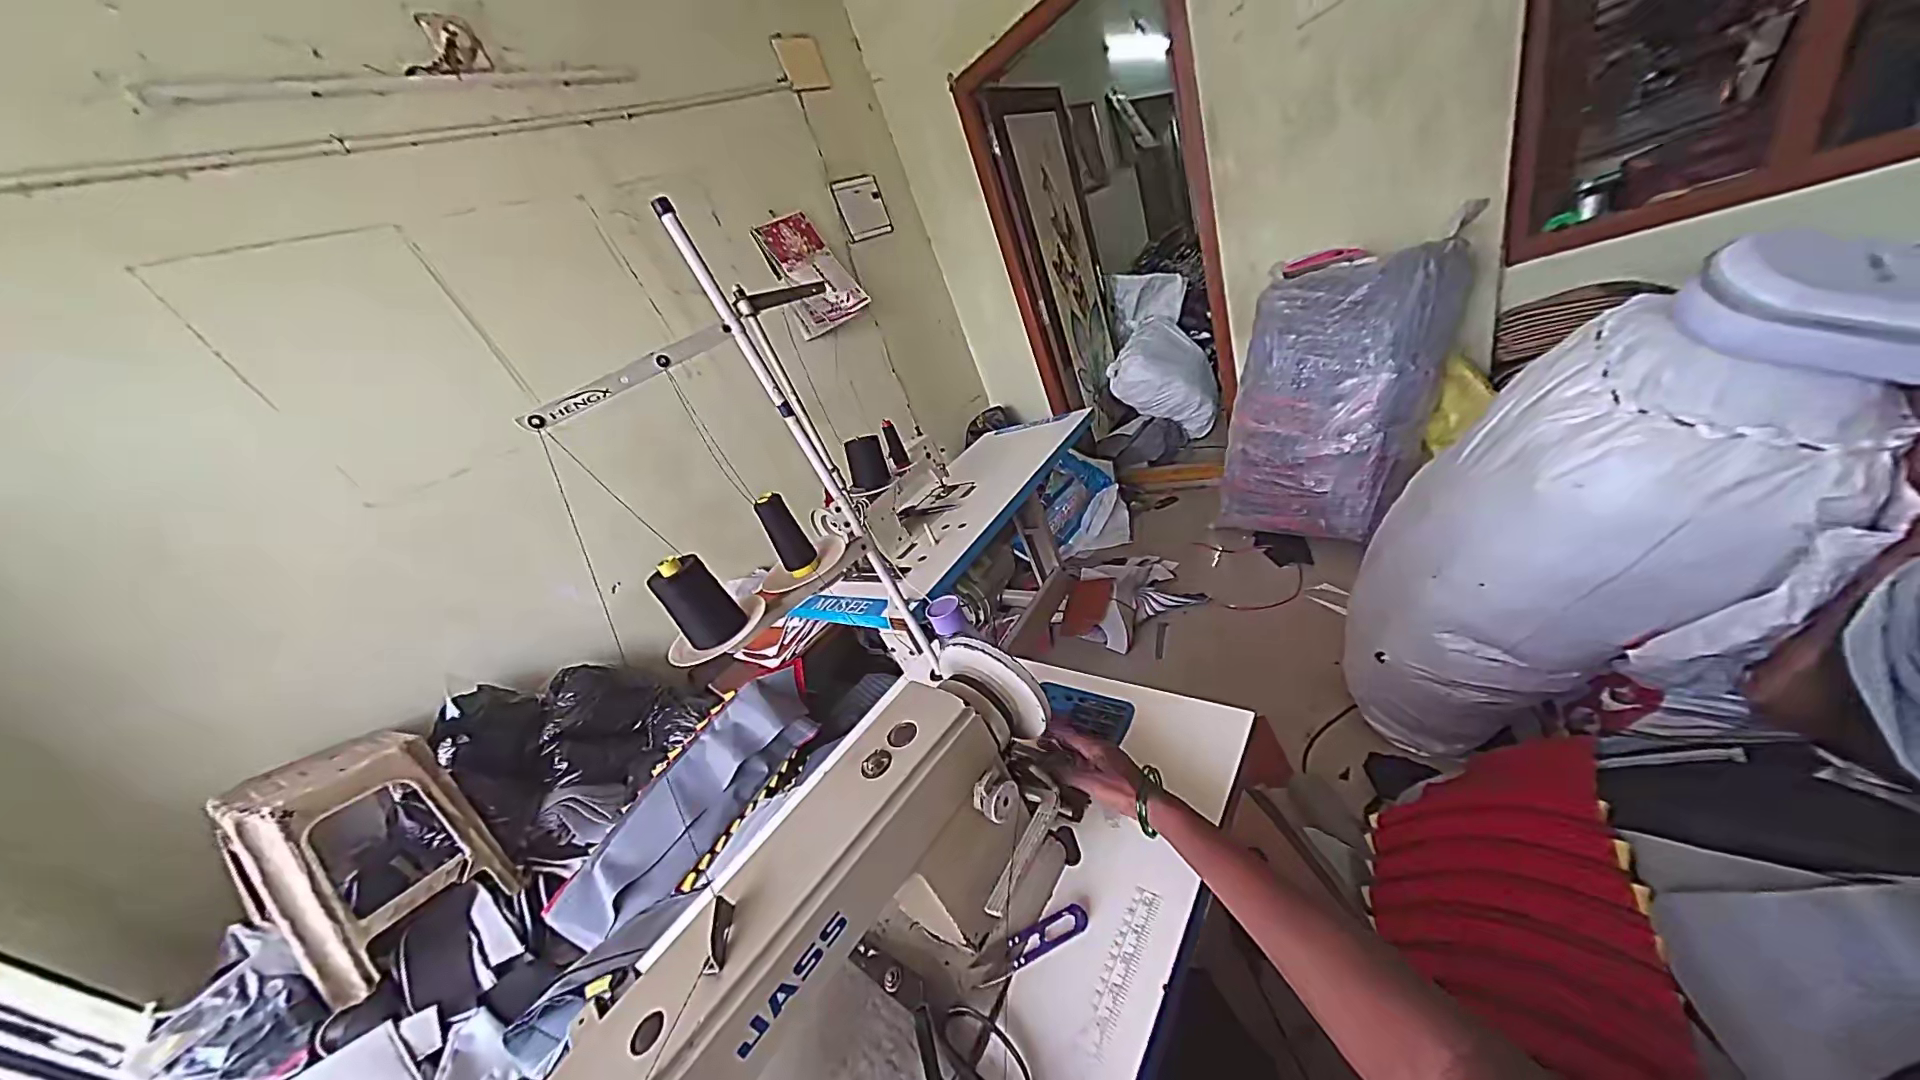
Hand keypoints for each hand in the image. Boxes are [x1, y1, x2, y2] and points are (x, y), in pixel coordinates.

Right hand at [1046, 725, 1146, 816]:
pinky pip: (1088, 756)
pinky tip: (1072, 765)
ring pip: (1082, 747)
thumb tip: (1052, 768)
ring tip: (1053, 749)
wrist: (1146, 803)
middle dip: (1058, 737)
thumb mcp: (1089, 782)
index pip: (1070, 732)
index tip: (1043, 727)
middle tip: (1044, 737)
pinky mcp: (1111, 768)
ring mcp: (1108, 758)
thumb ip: (1067, 774)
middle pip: (1075, 738)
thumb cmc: (1126, 791)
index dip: (1054, 729)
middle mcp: (1103, 749)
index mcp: (1097, 747)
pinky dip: (1076, 757)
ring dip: (1067, 747)